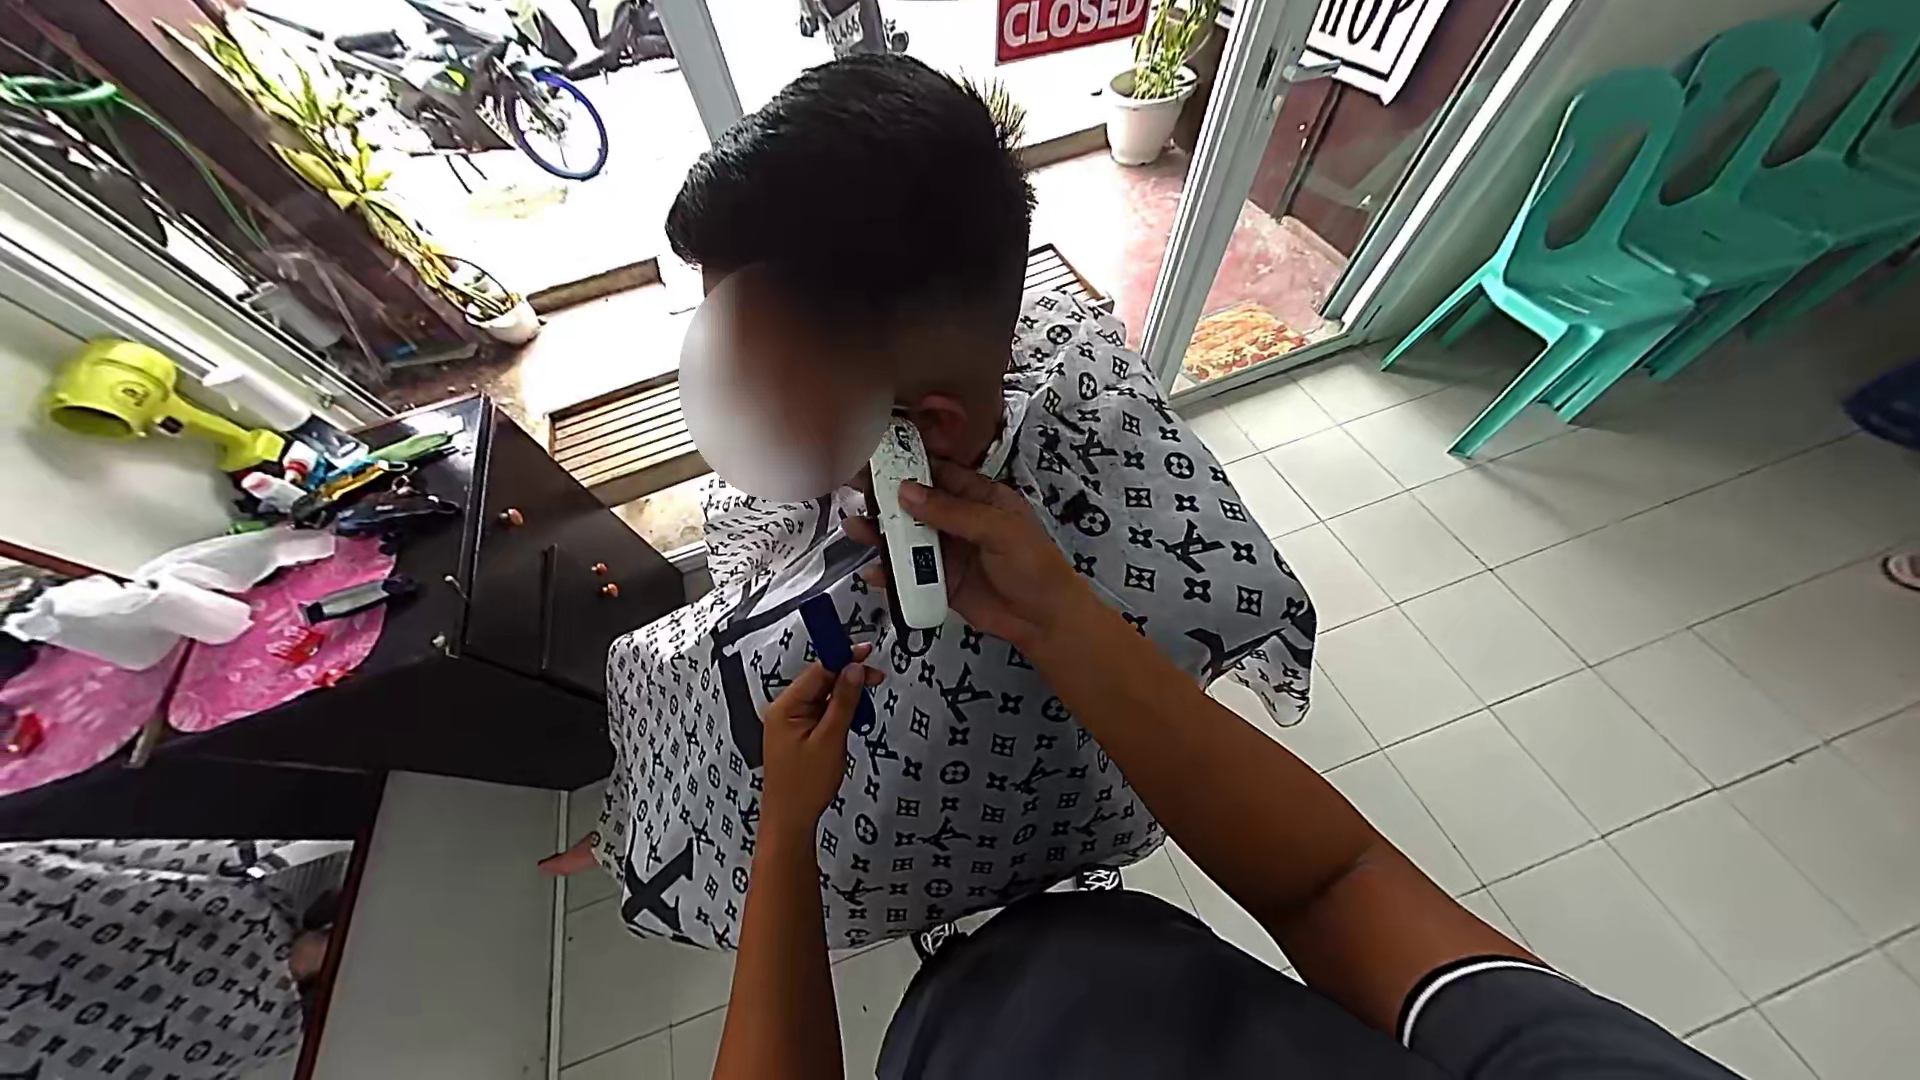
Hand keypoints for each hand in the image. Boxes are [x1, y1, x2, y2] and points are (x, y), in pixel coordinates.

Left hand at [760, 644, 884, 841]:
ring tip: (864, 706)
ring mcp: (790, 722)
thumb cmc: (803, 787)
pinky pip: (822, 710)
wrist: (791, 821)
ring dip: (846, 696)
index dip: (843, 658)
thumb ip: (844, 701)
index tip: (864, 651)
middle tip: (875, 677)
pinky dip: (840, 711)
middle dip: (849, 678)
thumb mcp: (831, 739)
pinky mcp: (799, 732)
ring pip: (823, 695)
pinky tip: (852, 718)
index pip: (818, 670)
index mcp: (785, 707)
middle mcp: (784, 710)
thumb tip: (853, 671)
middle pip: (821, 680)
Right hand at [847, 461, 1085, 650]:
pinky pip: (910, 573)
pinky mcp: (940, 581)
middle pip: (917, 505)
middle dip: (886, 499)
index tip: (877, 459)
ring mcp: (948, 552)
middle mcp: (960, 521)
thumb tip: (906, 492)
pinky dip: (890, 573)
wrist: (1043, 619)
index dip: (911, 466)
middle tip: (854, 490)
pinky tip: (872, 571)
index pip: (941, 474)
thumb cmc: (1032, 565)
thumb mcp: (998, 530)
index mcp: (980, 498)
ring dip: (882, 534)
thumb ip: (952, 511)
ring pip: (908, 538)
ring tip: (854, 527)